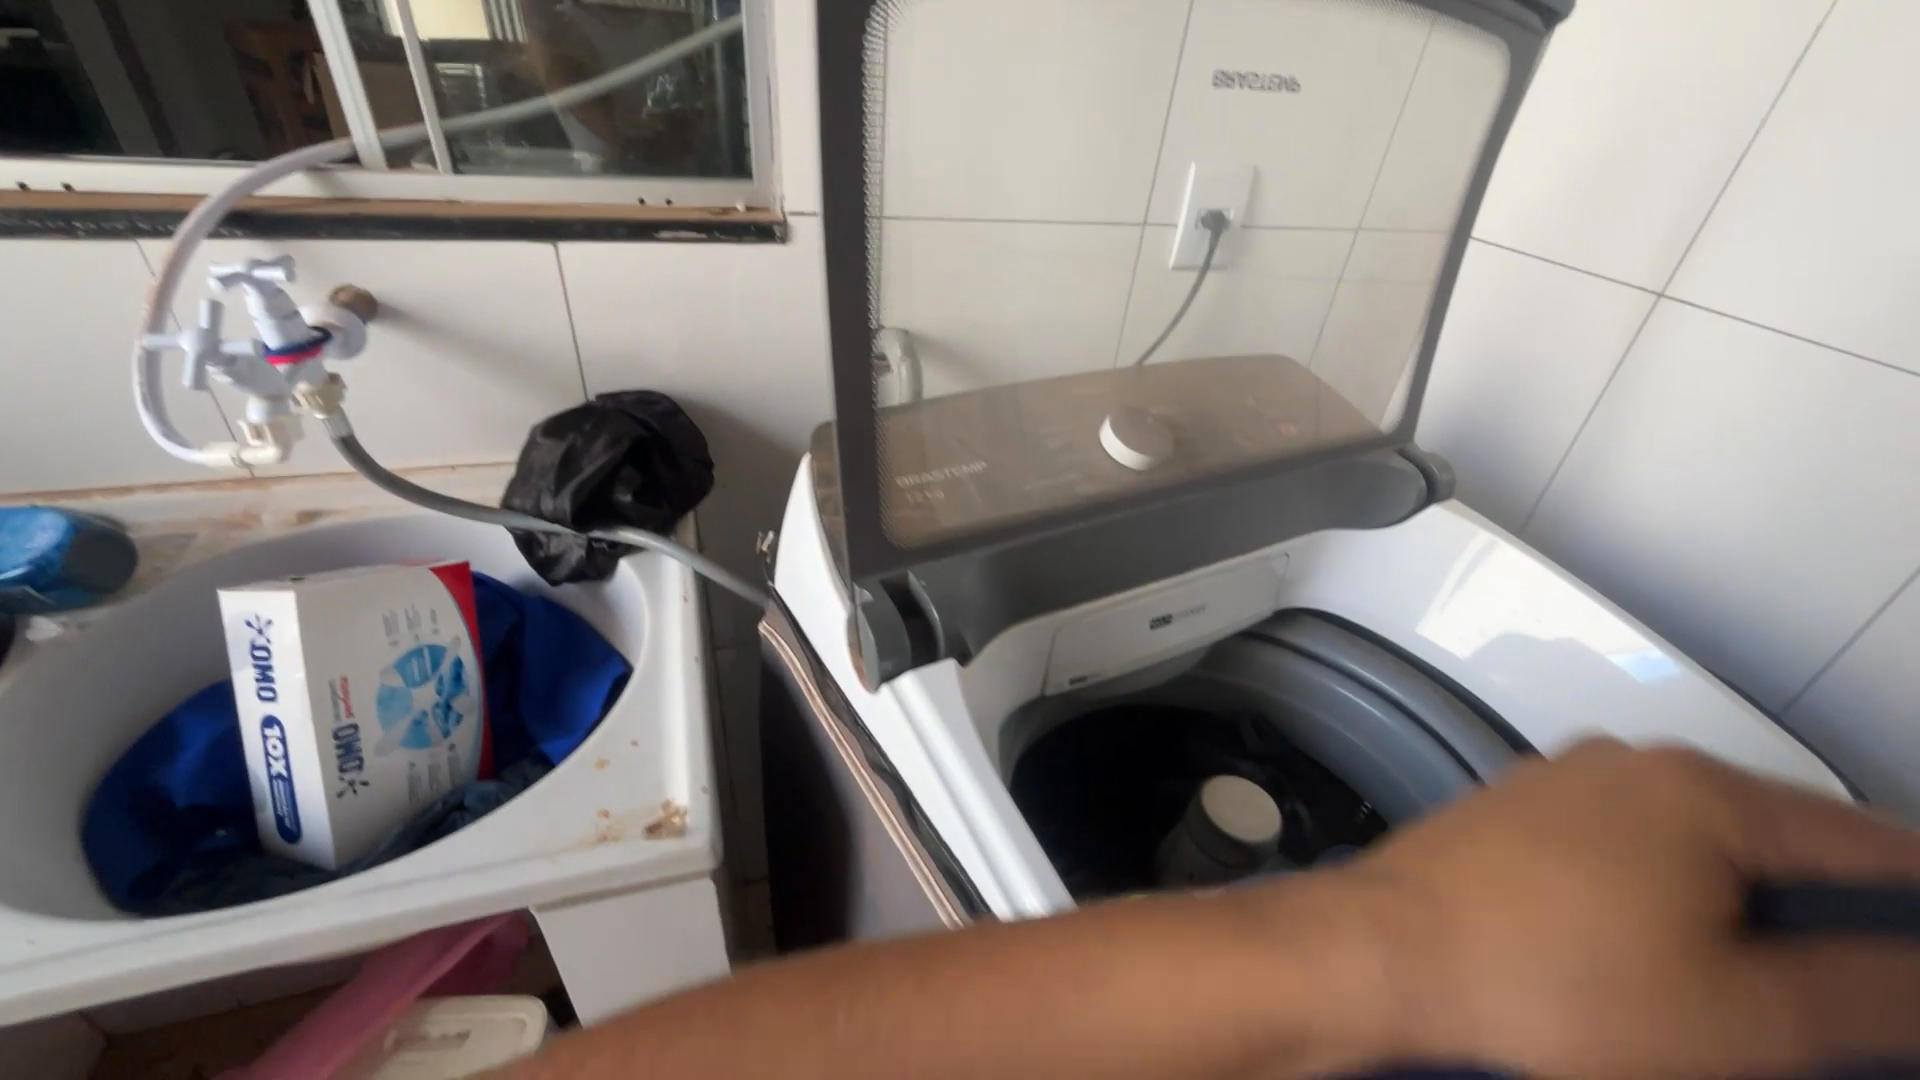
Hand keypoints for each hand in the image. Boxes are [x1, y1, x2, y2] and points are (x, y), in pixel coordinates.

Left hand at [1329, 740, 1919, 1078]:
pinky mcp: (1509, 806)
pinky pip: (1618, 839)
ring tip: (1747, 980)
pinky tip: (1649, 941)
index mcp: (1700, 789)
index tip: (1910, 975)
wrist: (1384, 949)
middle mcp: (1624, 761)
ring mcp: (1555, 778)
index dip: (1916, 914)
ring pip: (1689, 836)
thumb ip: (1874, 989)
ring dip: (1736, 899)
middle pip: (1773, 833)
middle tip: (1836, 996)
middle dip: (1824, 909)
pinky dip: (1659, 884)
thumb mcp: (1745, 1012)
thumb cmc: (1558, 983)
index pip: (1874, 845)